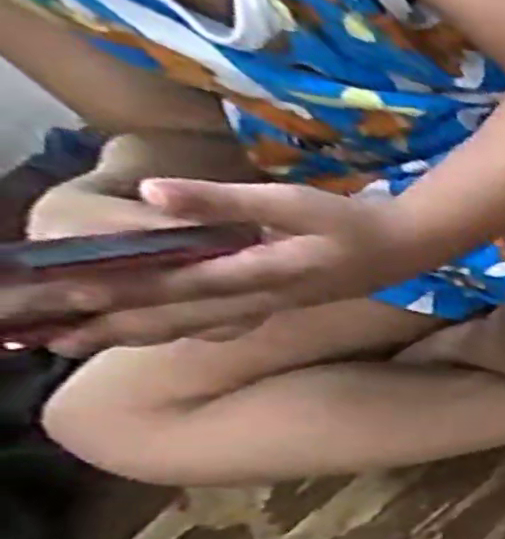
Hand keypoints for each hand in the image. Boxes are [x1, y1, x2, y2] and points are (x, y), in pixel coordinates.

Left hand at [44, 179, 420, 354]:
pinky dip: (191, 330)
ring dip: (148, 333)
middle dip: (121, 327)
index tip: (67, 298)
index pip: (184, 284)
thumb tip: (152, 195)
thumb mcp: (295, 202)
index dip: (124, 290)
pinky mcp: (289, 301)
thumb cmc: (358, 222)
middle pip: (185, 316)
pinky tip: (176, 332)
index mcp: (268, 273)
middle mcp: (269, 296)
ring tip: (95, 343)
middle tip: (58, 342)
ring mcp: (281, 303)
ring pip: (203, 324)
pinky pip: (229, 322)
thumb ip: (227, 200)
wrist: (412, 245)